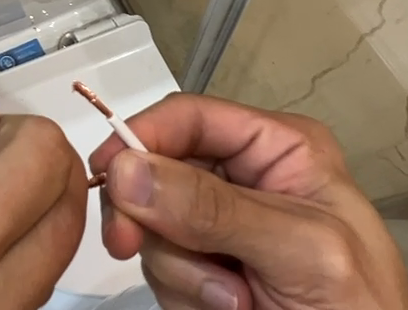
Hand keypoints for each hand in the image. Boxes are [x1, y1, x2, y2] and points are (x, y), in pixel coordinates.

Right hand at [87, 94, 407, 309]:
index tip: (106, 174)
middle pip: (157, 166)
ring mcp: (219, 226)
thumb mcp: (301, 252)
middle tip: (127, 244)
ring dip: (180, 266)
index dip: (141, 135)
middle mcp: (241, 176)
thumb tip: (125, 170)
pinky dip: (183, 292)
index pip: (189, 117)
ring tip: (235, 302)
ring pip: (150, 219)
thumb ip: (214, 209)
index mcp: (277, 149)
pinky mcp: (203, 270)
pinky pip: (158, 263)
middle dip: (152, 214)